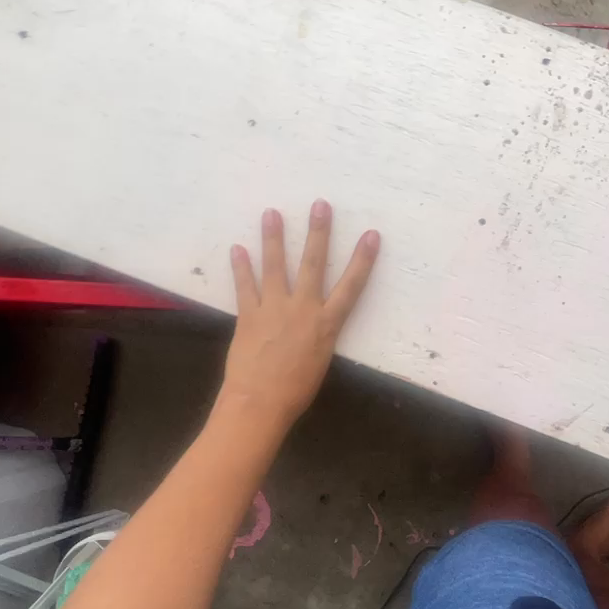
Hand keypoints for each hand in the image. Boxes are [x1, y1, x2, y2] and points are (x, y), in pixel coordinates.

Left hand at [217, 201, 379, 429]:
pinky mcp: (249, 315)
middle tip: (320, 205)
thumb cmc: (296, 391)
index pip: (351, 286)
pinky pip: (245, 286)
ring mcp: (274, 308)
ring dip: (274, 238)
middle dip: (318, 233)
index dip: (363, 260)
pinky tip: (238, 248)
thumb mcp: (320, 362)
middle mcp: (303, 309)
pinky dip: (241, 267)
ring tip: (271, 213)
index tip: (371, 235)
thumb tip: (313, 327)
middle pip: (313, 264)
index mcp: (327, 324)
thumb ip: (318, 337)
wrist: (260, 402)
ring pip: (276, 266)